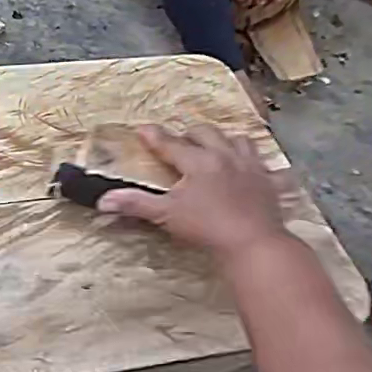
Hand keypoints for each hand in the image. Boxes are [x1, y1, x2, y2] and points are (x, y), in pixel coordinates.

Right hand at [96, 124, 288, 260]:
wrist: (253, 242)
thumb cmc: (207, 228)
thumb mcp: (167, 215)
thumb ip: (136, 204)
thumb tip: (104, 200)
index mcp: (198, 161)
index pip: (170, 143)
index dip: (154, 136)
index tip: (143, 129)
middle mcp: (224, 155)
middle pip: (205, 133)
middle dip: (190, 134)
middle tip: (181, 141)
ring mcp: (250, 166)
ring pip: (238, 140)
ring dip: (224, 141)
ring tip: (216, 148)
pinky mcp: (268, 181)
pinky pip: (265, 163)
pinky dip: (255, 162)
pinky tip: (254, 168)